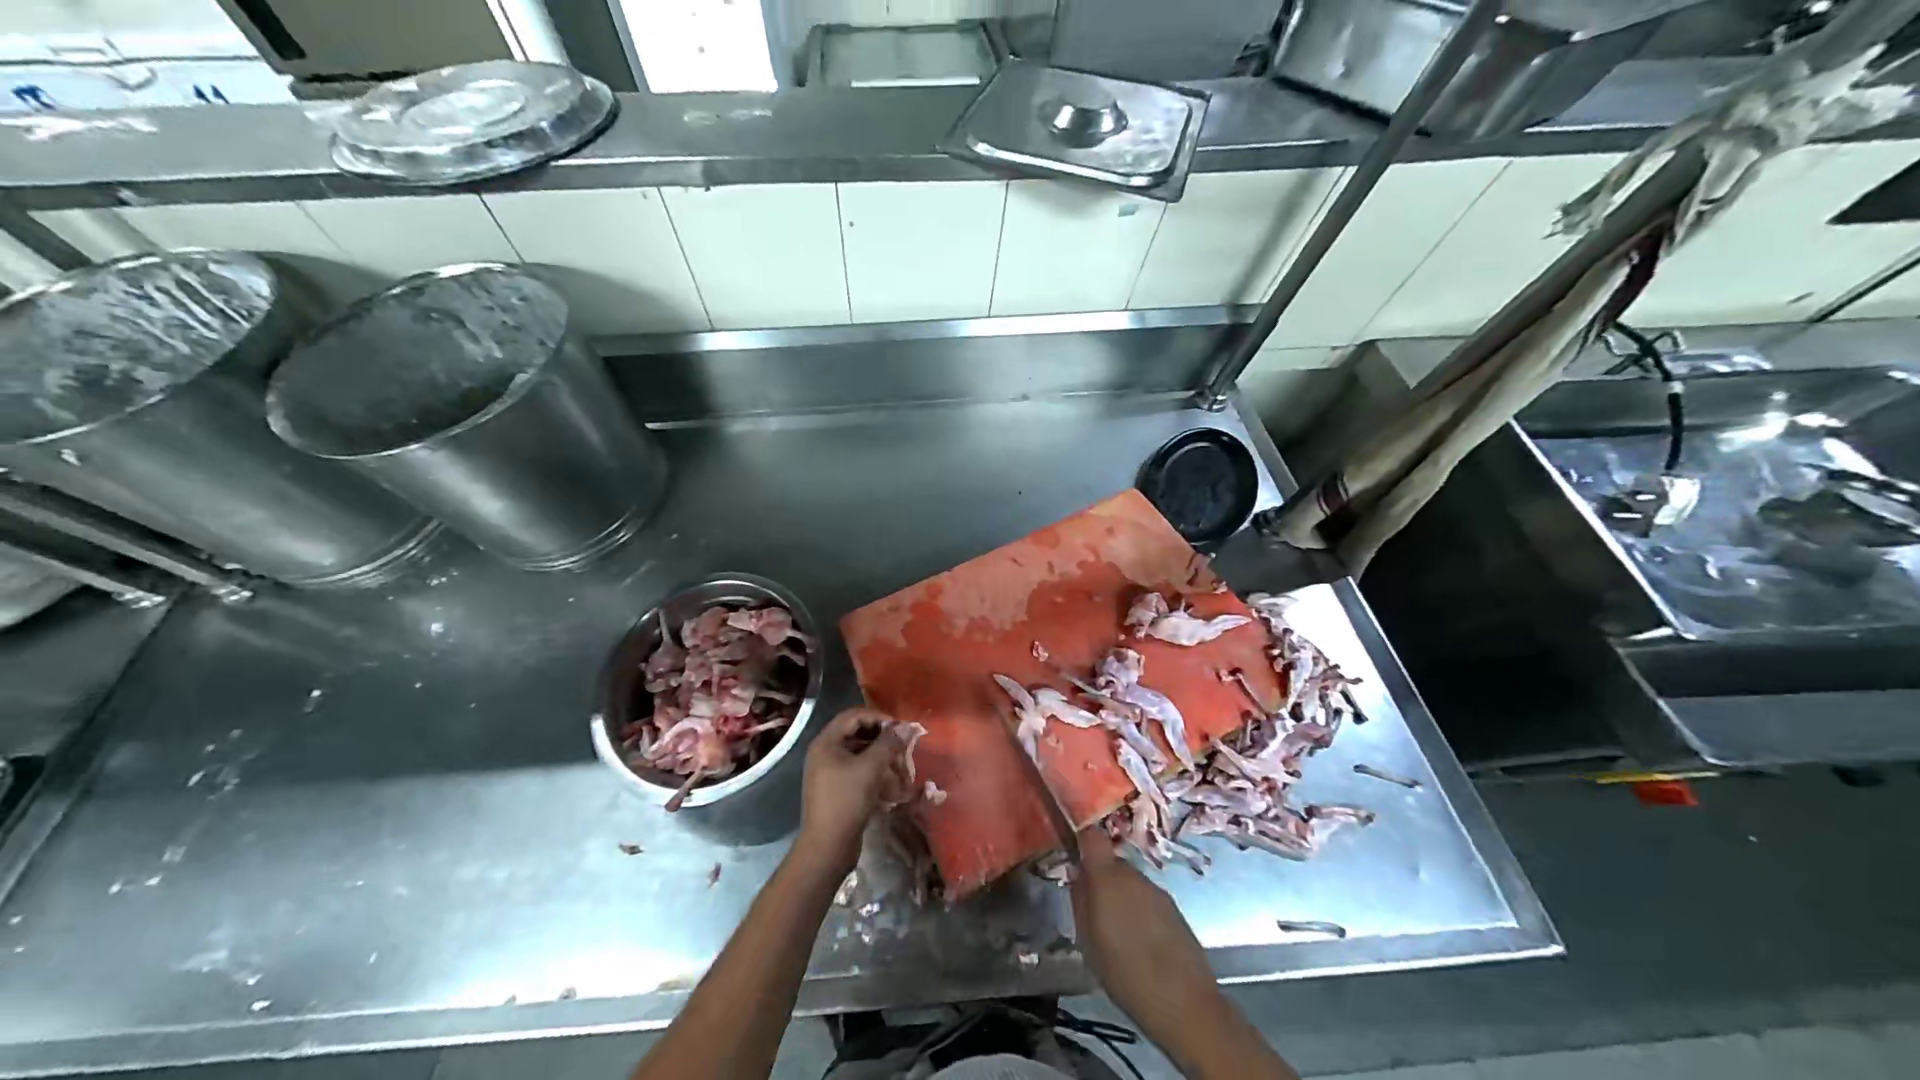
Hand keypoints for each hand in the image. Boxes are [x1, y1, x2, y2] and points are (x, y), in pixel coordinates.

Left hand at [793, 708, 910, 876]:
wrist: (827, 846)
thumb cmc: (847, 801)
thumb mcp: (871, 768)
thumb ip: (889, 743)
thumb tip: (906, 726)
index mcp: (827, 742)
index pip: (854, 716)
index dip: (879, 718)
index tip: (901, 728)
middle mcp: (825, 753)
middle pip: (858, 735)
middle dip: (883, 741)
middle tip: (904, 749)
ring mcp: (829, 773)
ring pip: (861, 756)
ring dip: (883, 760)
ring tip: (902, 771)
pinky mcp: (837, 790)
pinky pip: (858, 773)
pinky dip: (876, 776)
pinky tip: (893, 788)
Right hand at [1070, 832, 1298, 1079]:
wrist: (1185, 1003)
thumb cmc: (1125, 973)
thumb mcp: (1087, 941)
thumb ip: (1079, 901)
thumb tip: (1076, 873)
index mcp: (1108, 877)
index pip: (1093, 836)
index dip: (1082, 840)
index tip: (1073, 855)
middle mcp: (1135, 876)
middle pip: (1112, 862)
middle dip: (1100, 878)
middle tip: (1091, 908)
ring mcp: (1158, 891)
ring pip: (1130, 882)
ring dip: (1120, 896)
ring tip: (1115, 931)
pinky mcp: (1174, 910)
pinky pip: (1147, 899)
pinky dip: (1139, 910)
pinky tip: (1138, 941)